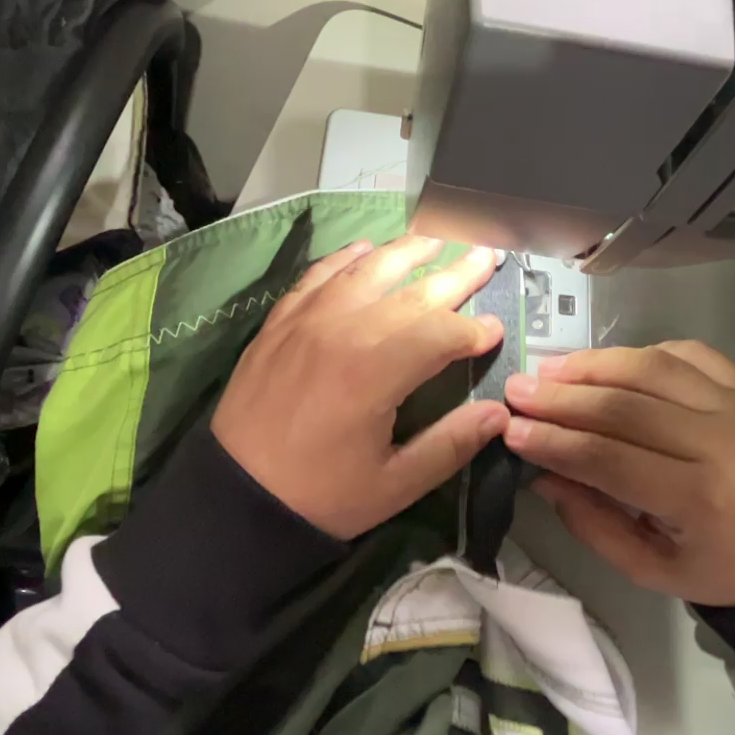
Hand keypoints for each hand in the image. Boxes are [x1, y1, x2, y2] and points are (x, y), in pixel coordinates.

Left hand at [213, 236, 510, 540]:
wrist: (235, 496)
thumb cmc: (321, 496)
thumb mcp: (394, 485)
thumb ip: (450, 445)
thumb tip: (499, 413)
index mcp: (376, 371)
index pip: (440, 333)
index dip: (473, 330)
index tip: (495, 330)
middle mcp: (343, 330)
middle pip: (410, 291)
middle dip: (454, 273)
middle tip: (486, 253)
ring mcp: (307, 320)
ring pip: (364, 271)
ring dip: (404, 252)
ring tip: (435, 238)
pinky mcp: (280, 323)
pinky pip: (318, 276)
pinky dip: (345, 259)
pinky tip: (365, 250)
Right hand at [502, 341, 734, 605]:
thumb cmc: (716, 571)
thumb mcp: (647, 568)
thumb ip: (590, 523)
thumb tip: (540, 473)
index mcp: (698, 497)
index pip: (608, 457)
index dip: (554, 441)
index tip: (510, 431)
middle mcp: (721, 442)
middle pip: (625, 405)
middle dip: (562, 397)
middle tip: (517, 391)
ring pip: (653, 368)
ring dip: (595, 364)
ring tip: (550, 369)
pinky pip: (687, 354)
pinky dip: (643, 353)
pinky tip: (610, 365)